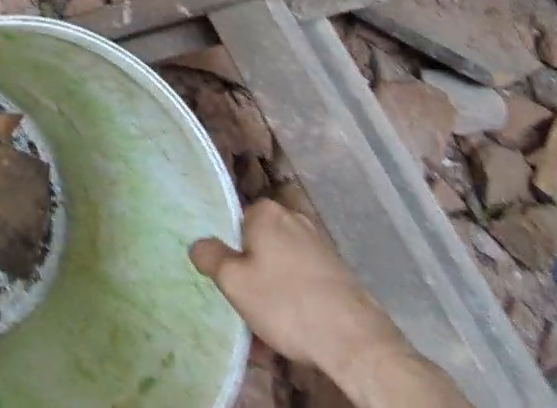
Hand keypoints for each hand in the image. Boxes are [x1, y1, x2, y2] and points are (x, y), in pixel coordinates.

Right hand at [190, 200, 405, 375]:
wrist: (357, 343)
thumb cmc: (286, 303)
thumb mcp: (233, 281)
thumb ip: (209, 256)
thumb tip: (200, 244)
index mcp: (267, 212)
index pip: (233, 222)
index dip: (225, 251)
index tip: (222, 278)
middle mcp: (295, 220)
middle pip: (257, 246)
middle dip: (248, 277)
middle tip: (240, 307)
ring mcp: (320, 248)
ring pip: (279, 269)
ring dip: (268, 295)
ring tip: (262, 332)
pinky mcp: (338, 274)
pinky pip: (301, 284)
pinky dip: (292, 302)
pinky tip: (288, 333)